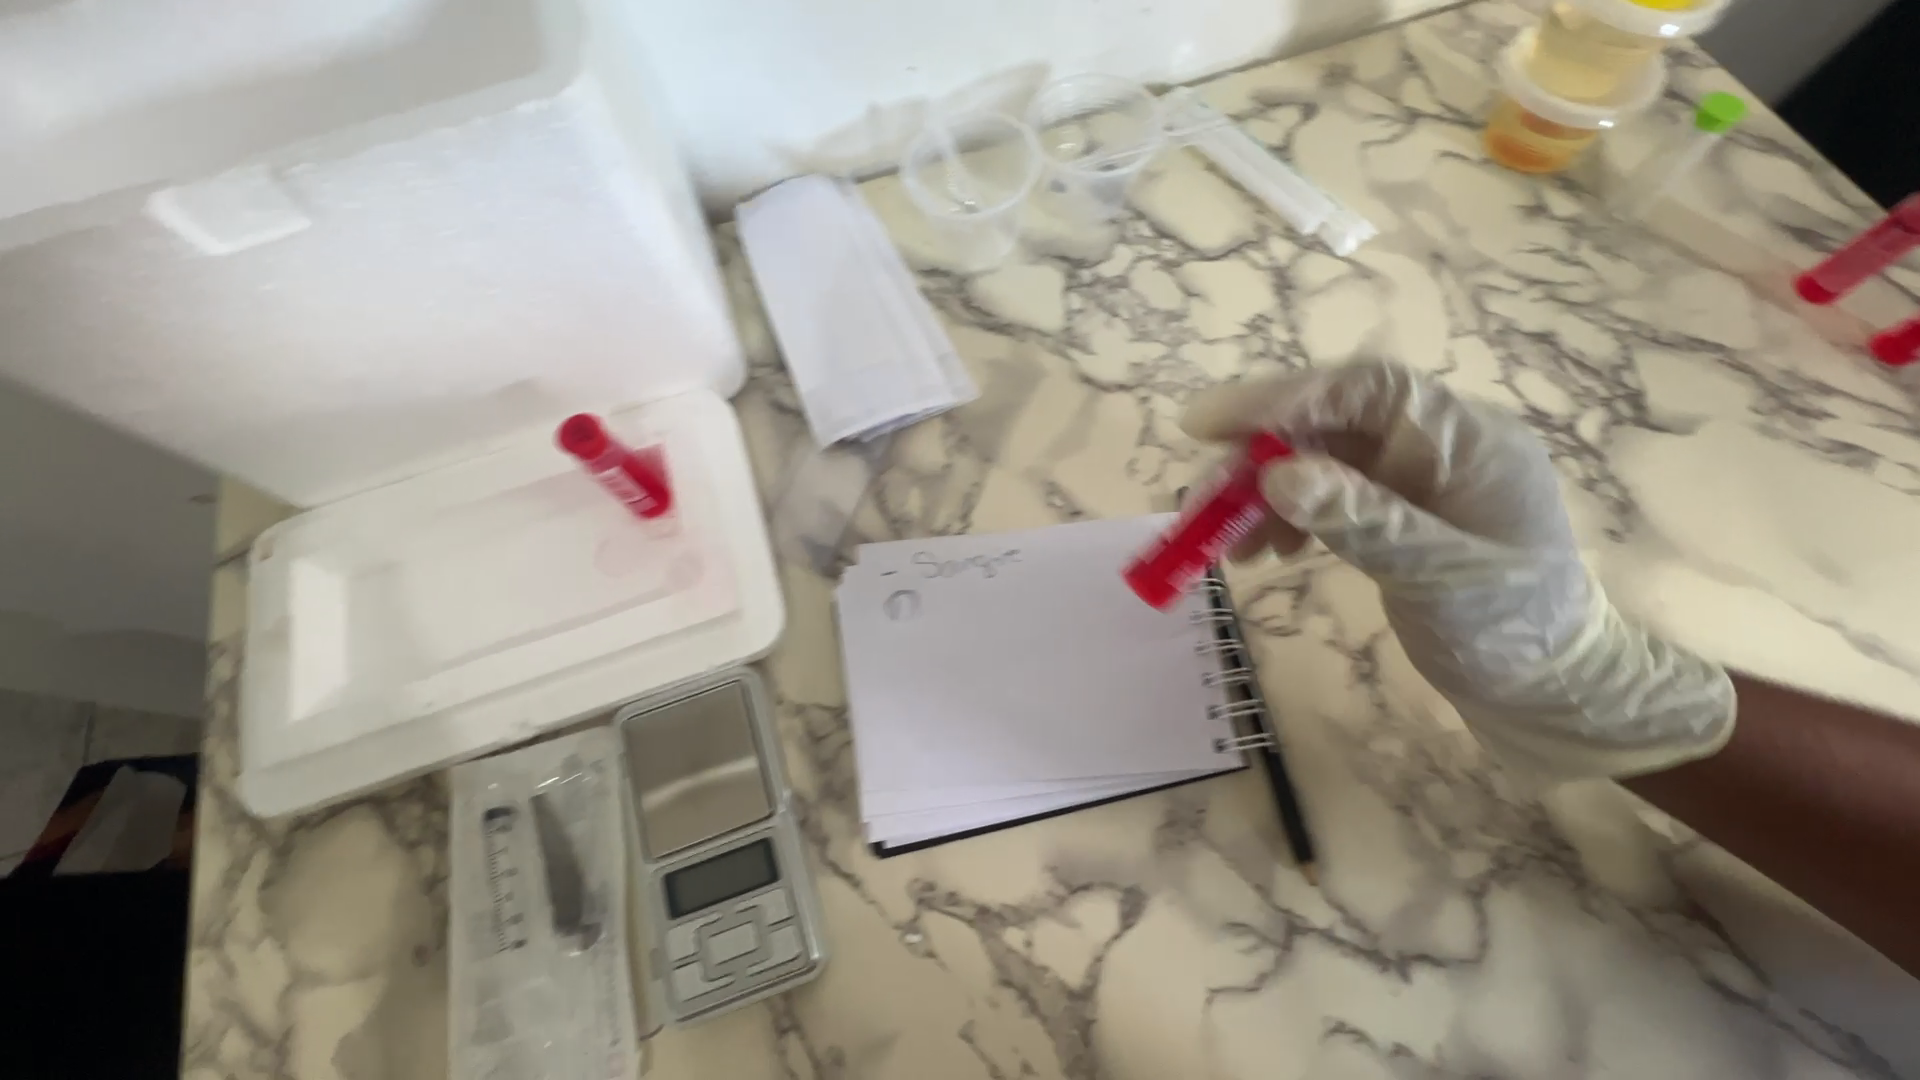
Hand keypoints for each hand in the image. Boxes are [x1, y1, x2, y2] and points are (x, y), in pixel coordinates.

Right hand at [1182, 359, 1733, 779]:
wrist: (1549, 689)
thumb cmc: (1512, 631)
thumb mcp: (1438, 574)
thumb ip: (1363, 519)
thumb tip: (1277, 474)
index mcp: (1463, 440)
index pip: (1364, 389)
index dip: (1283, 396)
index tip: (1208, 424)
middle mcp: (1431, 446)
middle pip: (1324, 426)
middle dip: (1254, 460)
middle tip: (1198, 505)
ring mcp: (1407, 481)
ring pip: (1312, 463)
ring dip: (1258, 495)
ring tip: (1223, 543)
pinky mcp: (1387, 515)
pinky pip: (1319, 499)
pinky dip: (1281, 519)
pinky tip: (1261, 551)